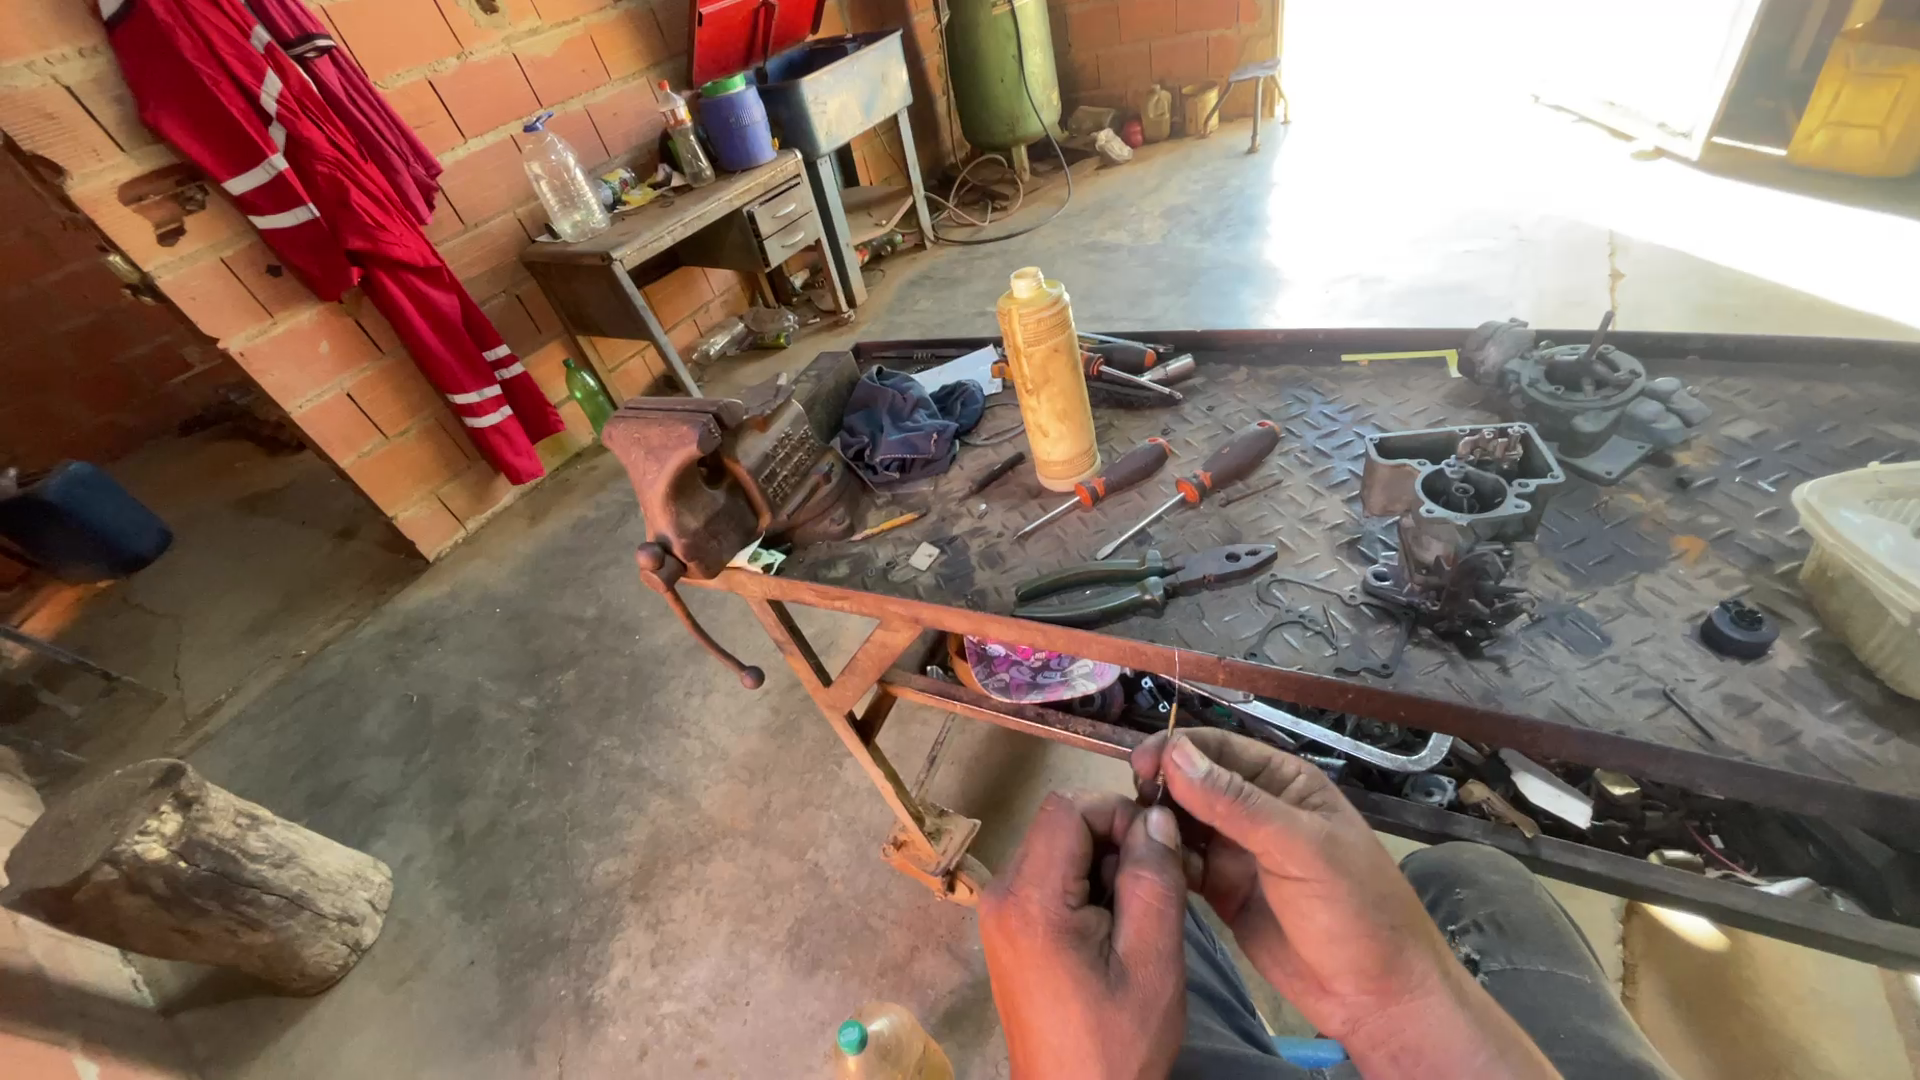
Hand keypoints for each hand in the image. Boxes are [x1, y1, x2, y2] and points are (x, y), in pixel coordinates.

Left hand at [978, 792, 1189, 1079]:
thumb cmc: (1116, 1045)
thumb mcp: (1151, 963)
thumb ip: (1153, 880)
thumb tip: (1157, 816)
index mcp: (1030, 898)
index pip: (1068, 808)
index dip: (1116, 813)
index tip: (1156, 848)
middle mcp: (1002, 891)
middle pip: (1059, 824)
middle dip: (1113, 839)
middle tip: (1157, 880)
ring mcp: (999, 908)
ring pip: (1057, 846)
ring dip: (1103, 863)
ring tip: (1138, 911)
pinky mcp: (1007, 924)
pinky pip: (1049, 875)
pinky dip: (1085, 883)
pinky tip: (1112, 925)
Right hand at [1132, 730, 1454, 1043]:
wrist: (1378, 1001)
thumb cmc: (1355, 909)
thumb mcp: (1300, 847)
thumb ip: (1235, 802)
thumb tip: (1174, 754)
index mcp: (1280, 782)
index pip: (1218, 748)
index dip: (1176, 749)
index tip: (1140, 765)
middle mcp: (1253, 807)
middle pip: (1192, 779)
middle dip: (1161, 785)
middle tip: (1134, 803)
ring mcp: (1235, 848)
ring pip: (1182, 819)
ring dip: (1157, 821)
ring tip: (1135, 833)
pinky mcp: (1220, 887)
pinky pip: (1182, 861)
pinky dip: (1163, 857)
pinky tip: (1146, 862)